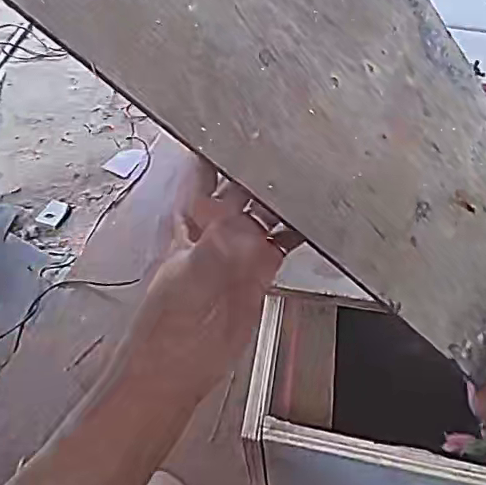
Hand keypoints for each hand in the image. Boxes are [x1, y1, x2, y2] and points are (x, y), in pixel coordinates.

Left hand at [119, 161, 302, 392]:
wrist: (180, 368)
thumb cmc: (167, 323)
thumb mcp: (187, 281)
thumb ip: (215, 252)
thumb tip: (245, 227)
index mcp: (189, 215)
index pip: (204, 165)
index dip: (220, 140)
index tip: (248, 116)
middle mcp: (216, 223)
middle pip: (242, 181)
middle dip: (263, 163)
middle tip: (296, 139)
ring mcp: (240, 245)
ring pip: (266, 207)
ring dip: (285, 193)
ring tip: (315, 169)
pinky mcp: (261, 266)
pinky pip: (284, 237)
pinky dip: (299, 227)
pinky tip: (318, 215)